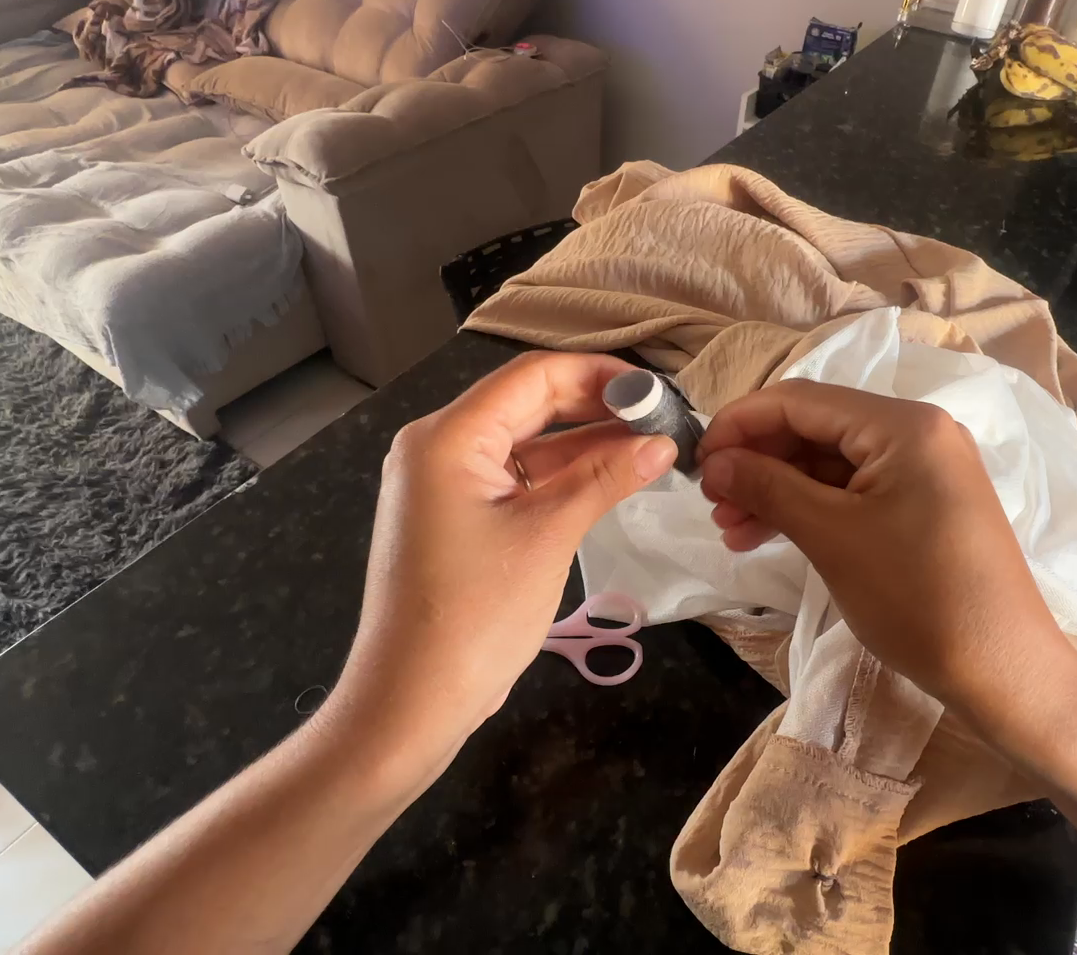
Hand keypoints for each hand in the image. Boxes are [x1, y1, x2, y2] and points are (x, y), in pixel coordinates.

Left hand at [334, 352, 676, 778]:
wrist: (412, 702)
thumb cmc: (476, 613)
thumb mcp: (548, 535)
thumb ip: (606, 477)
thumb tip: (663, 442)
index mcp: (448, 436)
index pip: (533, 376)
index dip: (599, 374)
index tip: (656, 389)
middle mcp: (442, 445)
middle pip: (530, 403)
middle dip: (597, 407)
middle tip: (661, 417)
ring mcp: (449, 481)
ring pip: (529, 441)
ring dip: (586, 442)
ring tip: (651, 444)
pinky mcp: (462, 513)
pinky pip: (519, 477)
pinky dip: (564, 475)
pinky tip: (614, 474)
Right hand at [696, 380, 1076, 748]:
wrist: (1004, 674)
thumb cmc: (917, 598)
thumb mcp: (832, 536)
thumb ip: (767, 487)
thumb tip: (714, 462)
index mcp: (903, 424)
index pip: (800, 401)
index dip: (740, 424)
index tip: (697, 459)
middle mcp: (916, 432)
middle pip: (813, 429)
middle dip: (757, 462)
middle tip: (711, 503)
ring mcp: (922, 470)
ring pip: (827, 463)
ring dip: (776, 490)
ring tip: (729, 529)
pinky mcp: (921, 504)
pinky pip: (851, 490)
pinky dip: (808, 508)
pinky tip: (766, 534)